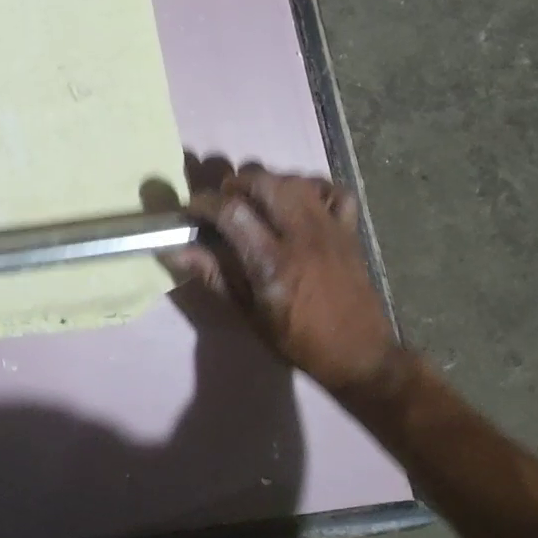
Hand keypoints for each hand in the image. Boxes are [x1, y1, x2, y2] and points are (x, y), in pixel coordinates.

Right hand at [172, 168, 403, 398]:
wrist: (361, 356)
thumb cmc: (298, 340)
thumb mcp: (247, 314)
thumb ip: (214, 275)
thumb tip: (176, 250)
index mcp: (273, 262)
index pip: (232, 211)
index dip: (204, 203)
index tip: (191, 211)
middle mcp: (302, 238)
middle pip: (265, 183)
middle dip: (236, 183)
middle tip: (225, 201)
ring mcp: (331, 231)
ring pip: (297, 181)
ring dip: (270, 182)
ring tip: (257, 200)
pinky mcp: (350, 233)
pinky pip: (337, 192)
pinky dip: (315, 189)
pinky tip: (300, 203)